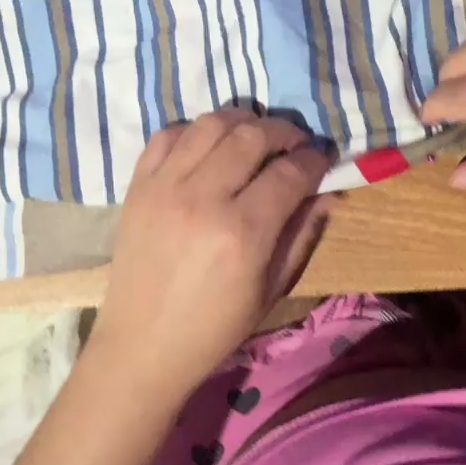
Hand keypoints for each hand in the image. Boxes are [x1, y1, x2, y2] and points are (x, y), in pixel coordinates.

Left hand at [92, 110, 334, 396]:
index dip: (314, 159)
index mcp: (242, 233)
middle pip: (252, 135)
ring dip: (241, 121)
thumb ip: (302, 234)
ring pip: (211, 123)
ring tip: (254, 135)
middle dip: (283, 131)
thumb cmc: (215, 326)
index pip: (289, 173)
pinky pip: (168, 134)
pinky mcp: (138, 183)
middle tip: (294, 143)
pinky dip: (194, 129)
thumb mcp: (272, 289)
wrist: (143, 343)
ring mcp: (165, 186)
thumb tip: (327, 190)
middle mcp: (202, 198)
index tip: (322, 157)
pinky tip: (209, 145)